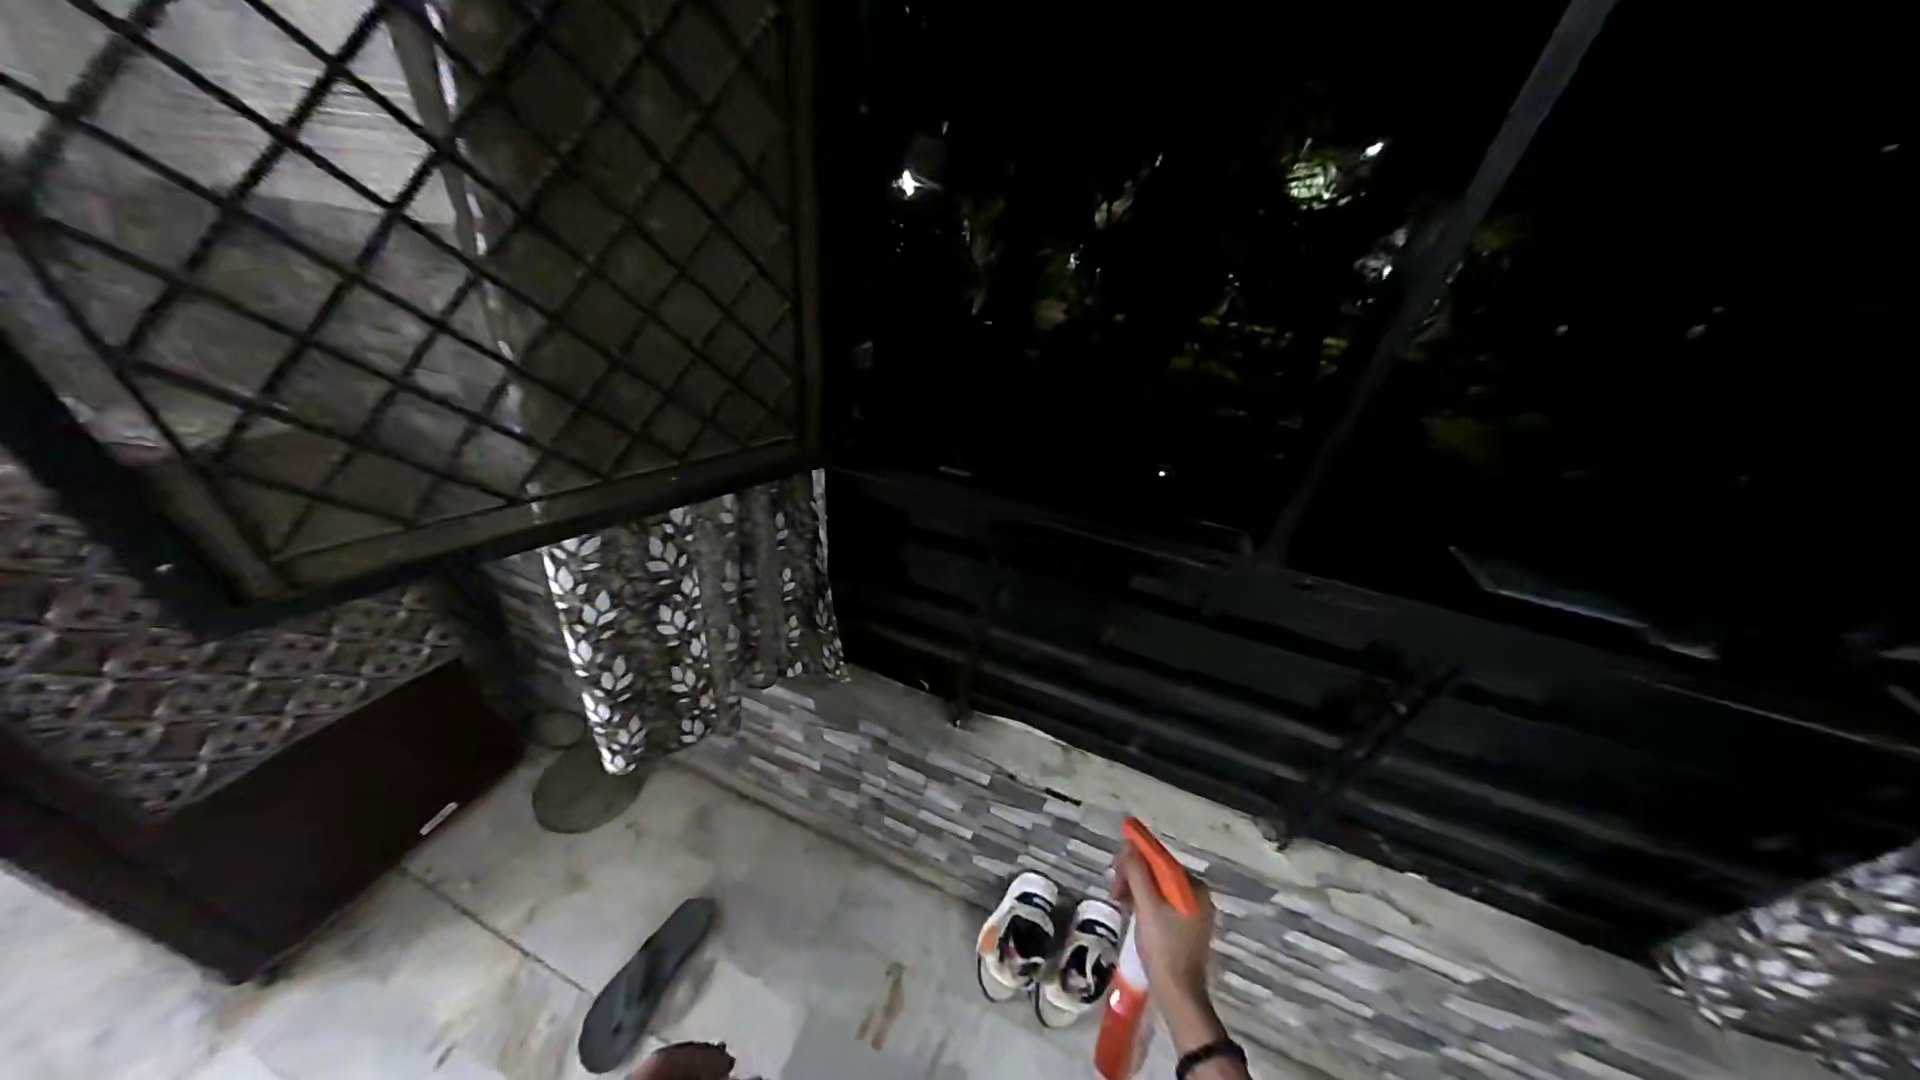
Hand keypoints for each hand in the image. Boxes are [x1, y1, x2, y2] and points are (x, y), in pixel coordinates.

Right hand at [1113, 844, 1216, 1018]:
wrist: (1178, 996)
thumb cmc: (1163, 947)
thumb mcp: (1147, 906)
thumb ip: (1137, 872)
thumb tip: (1129, 843)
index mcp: (1194, 888)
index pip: (1161, 859)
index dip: (1136, 857)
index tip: (1115, 865)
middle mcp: (1197, 896)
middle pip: (1159, 873)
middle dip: (1133, 877)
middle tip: (1114, 890)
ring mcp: (1193, 913)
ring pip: (1158, 889)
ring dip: (1135, 890)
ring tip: (1119, 902)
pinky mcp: (1185, 928)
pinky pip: (1161, 904)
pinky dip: (1144, 904)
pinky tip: (1131, 912)